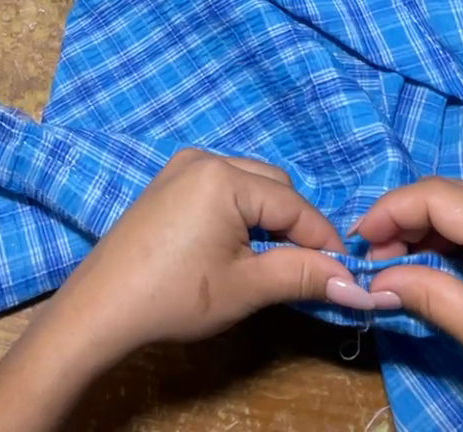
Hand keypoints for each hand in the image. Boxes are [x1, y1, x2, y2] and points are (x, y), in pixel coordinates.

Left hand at [50, 147, 382, 359]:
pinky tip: (237, 244)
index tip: (346, 275)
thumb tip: (358, 285)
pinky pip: (222, 185)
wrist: (104, 304)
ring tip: (272, 261)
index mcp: (224, 176)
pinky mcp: (169, 180)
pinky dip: (241, 210)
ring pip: (249, 183)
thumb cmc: (176, 295)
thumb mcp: (247, 287)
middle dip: (296, 226)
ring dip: (269, 217)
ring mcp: (182, 166)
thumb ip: (303, 275)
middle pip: (273, 186)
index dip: (324, 241)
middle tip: (305, 271)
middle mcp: (204, 158)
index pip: (294, 205)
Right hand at [356, 177, 462, 431]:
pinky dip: (457, 231)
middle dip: (405, 216)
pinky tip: (442, 260)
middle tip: (376, 255)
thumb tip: (375, 277)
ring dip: (429, 223)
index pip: (436, 195)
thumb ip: (429, 297)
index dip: (389, 211)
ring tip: (401, 260)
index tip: (359, 242)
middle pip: (450, 191)